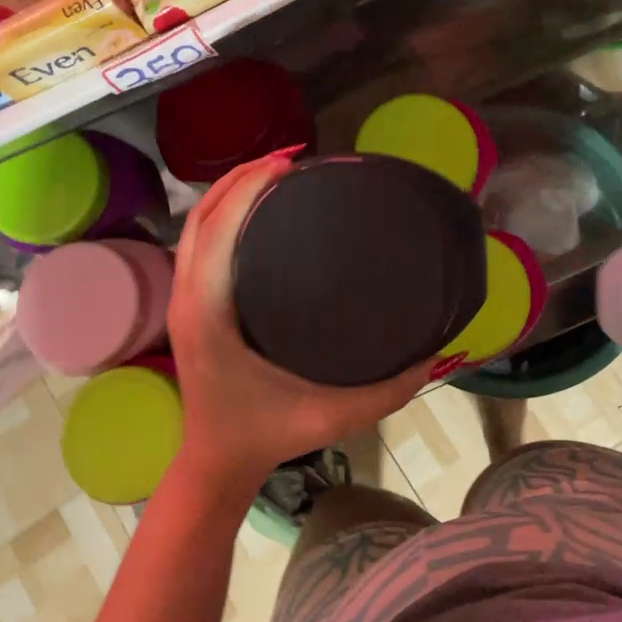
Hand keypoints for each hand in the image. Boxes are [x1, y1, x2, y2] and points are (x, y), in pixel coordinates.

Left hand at [166, 151, 431, 491]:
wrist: (216, 462)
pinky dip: (223, 213)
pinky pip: (198, 242)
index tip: (291, 164)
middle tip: (295, 160)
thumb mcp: (335, 415)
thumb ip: (389, 387)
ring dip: (230, 191)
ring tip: (279, 173)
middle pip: (203, 215)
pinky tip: (257, 209)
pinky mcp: (190, 304)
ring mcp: (183, 299)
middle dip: (243, 177)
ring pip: (196, 225)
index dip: (248, 187)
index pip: (218, 230)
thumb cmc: (269, 435)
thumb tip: (437, 350)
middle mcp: (190, 297)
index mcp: (212, 313)